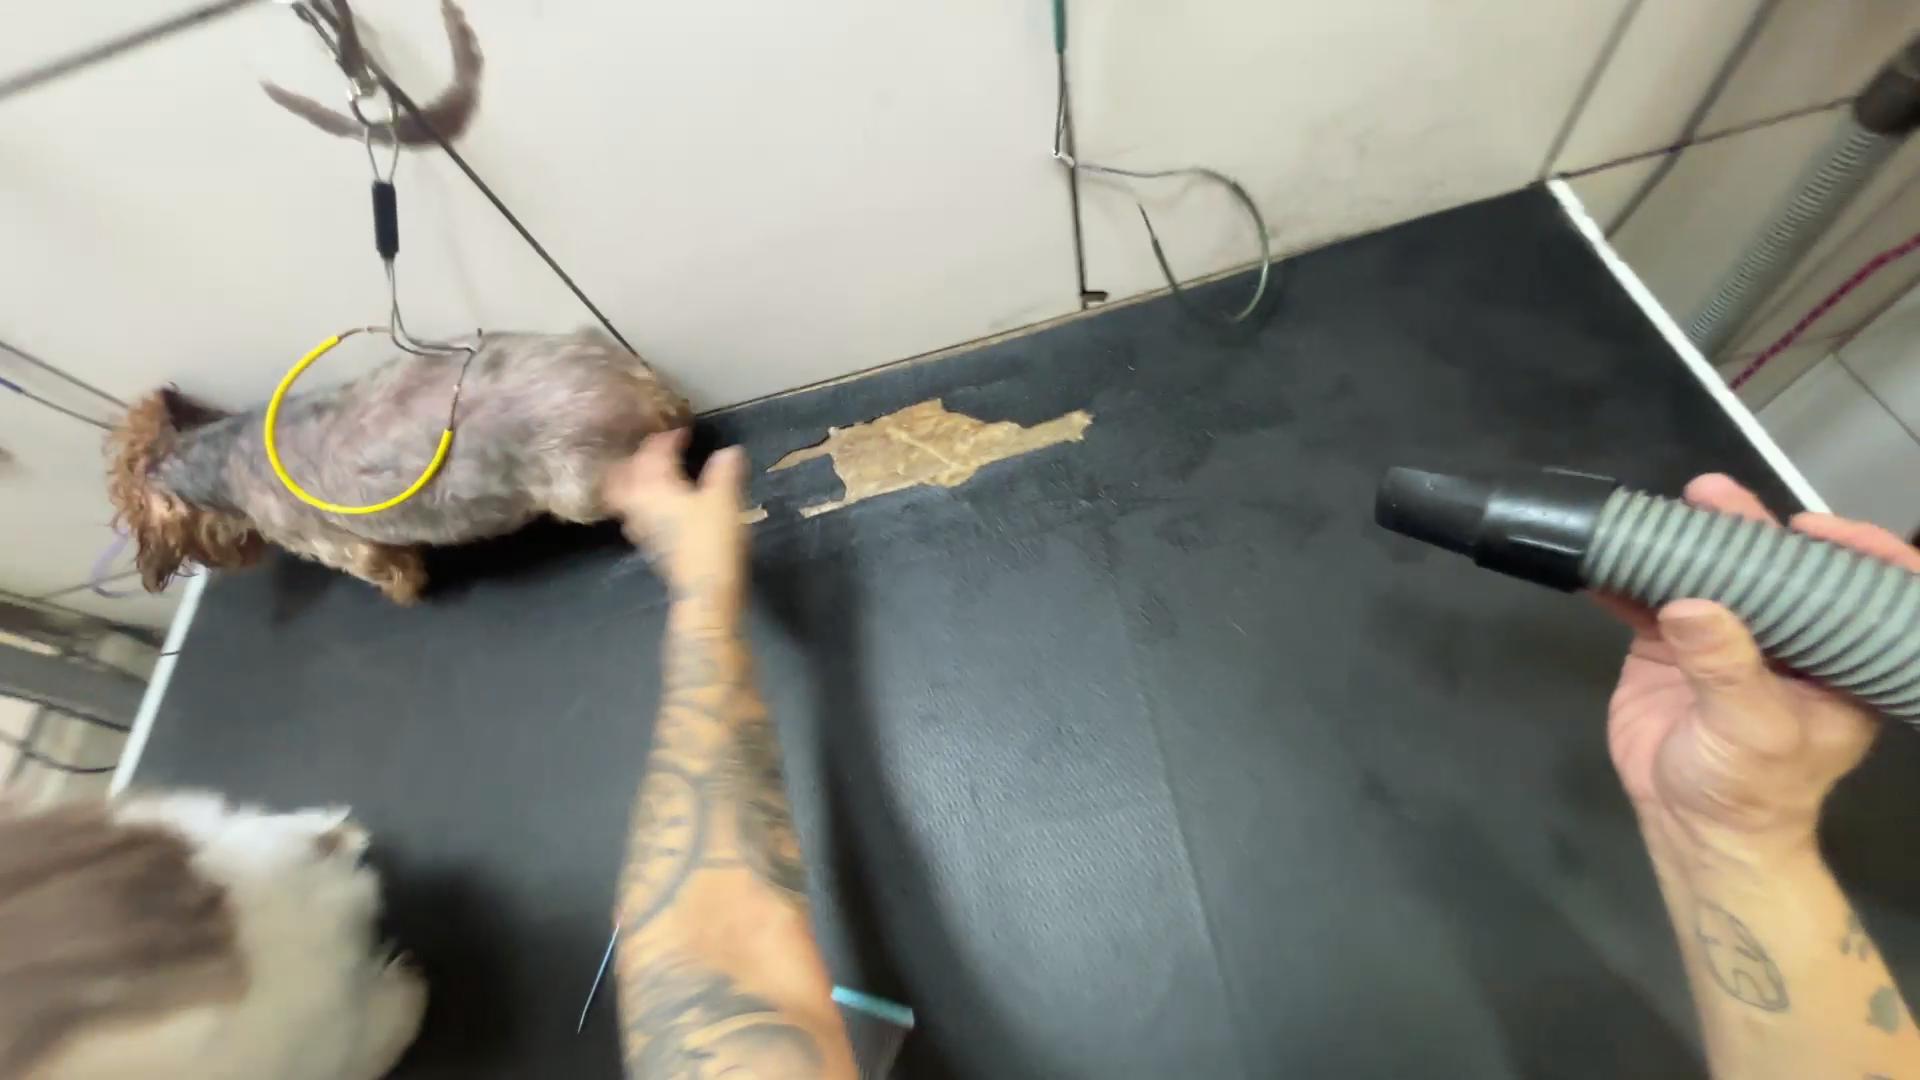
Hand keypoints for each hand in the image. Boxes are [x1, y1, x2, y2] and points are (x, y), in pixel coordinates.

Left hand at [603, 429, 749, 603]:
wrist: (705, 589)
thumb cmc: (713, 539)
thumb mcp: (725, 499)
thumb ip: (726, 471)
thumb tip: (730, 451)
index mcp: (657, 485)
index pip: (654, 453)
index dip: (667, 438)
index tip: (683, 430)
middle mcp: (641, 502)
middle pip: (626, 473)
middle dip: (637, 457)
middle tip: (653, 449)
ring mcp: (641, 526)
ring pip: (627, 495)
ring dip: (635, 479)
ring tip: (650, 474)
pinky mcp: (651, 544)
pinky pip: (637, 513)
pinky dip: (643, 502)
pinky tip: (659, 505)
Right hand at [1596, 474, 1918, 866]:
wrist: (1689, 820)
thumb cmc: (1752, 784)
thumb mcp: (1754, 730)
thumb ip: (1727, 667)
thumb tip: (1690, 604)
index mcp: (1838, 661)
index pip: (1866, 594)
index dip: (1854, 552)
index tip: (1811, 527)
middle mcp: (1785, 643)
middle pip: (1773, 574)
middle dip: (1747, 531)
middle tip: (1711, 495)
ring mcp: (1720, 644)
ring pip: (1705, 582)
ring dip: (1680, 548)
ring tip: (1658, 514)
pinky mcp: (1665, 652)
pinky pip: (1644, 608)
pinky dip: (1620, 586)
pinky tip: (1598, 565)